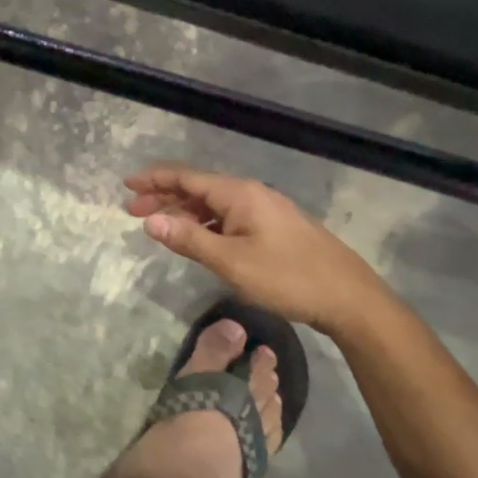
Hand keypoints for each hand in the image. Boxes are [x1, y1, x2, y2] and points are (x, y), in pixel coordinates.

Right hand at [124, 163, 395, 335]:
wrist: (351, 300)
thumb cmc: (288, 278)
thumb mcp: (231, 262)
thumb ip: (188, 239)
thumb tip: (150, 221)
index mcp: (239, 194)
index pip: (186, 177)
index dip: (153, 180)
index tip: (125, 186)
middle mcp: (251, 194)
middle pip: (198, 188)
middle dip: (164, 197)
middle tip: (133, 212)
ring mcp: (266, 210)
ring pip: (213, 204)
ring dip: (183, 212)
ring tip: (159, 227)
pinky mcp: (275, 228)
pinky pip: (228, 216)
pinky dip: (204, 223)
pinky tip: (196, 239)